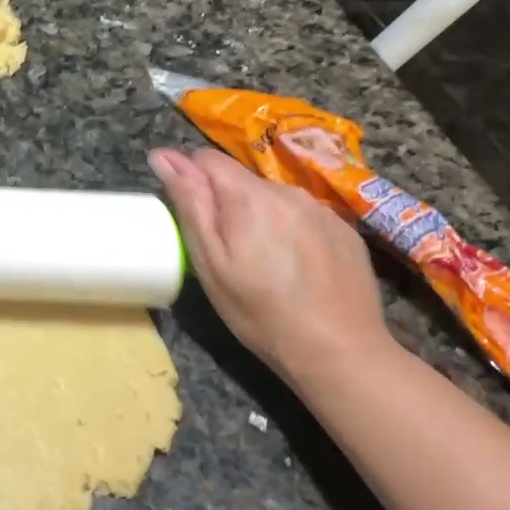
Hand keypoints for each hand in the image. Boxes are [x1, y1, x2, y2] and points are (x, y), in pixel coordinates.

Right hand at [148, 147, 391, 378]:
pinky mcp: (347, 232)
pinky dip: (293, 231)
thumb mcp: (210, 260)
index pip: (206, 159)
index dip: (192, 182)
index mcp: (249, 196)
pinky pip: (305, 216)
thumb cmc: (260, 311)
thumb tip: (162, 155)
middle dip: (229, 205)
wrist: (340, 354)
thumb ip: (189, 202)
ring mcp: (323, 211)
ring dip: (261, 217)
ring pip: (274, 199)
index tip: (197, 220)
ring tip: (267, 263)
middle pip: (242, 181)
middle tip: (231, 253)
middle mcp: (288, 192)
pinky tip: (298, 268)